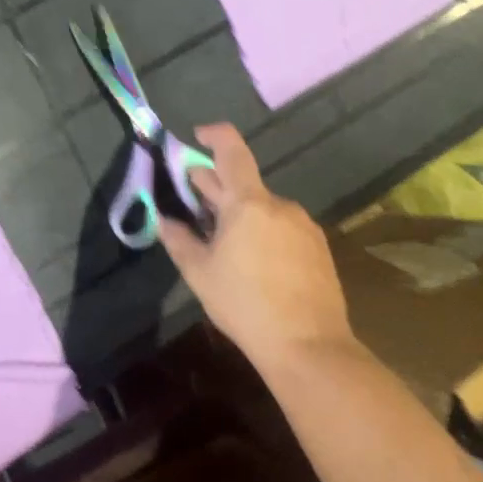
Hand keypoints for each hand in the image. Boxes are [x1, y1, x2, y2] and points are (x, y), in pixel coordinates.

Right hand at [159, 124, 353, 371]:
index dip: (215, 136)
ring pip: (262, 208)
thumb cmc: (243, 303)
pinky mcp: (317, 248)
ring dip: (238, 213)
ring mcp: (303, 227)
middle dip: (214, 186)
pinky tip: (248, 258)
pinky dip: (260, 230)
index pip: (232, 153)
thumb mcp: (198, 272)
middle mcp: (279, 206)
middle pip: (243, 183)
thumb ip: (179, 239)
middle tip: (190, 198)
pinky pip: (280, 226)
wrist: (308, 346)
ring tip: (218, 239)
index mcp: (248, 204)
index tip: (197, 135)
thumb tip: (165, 220)